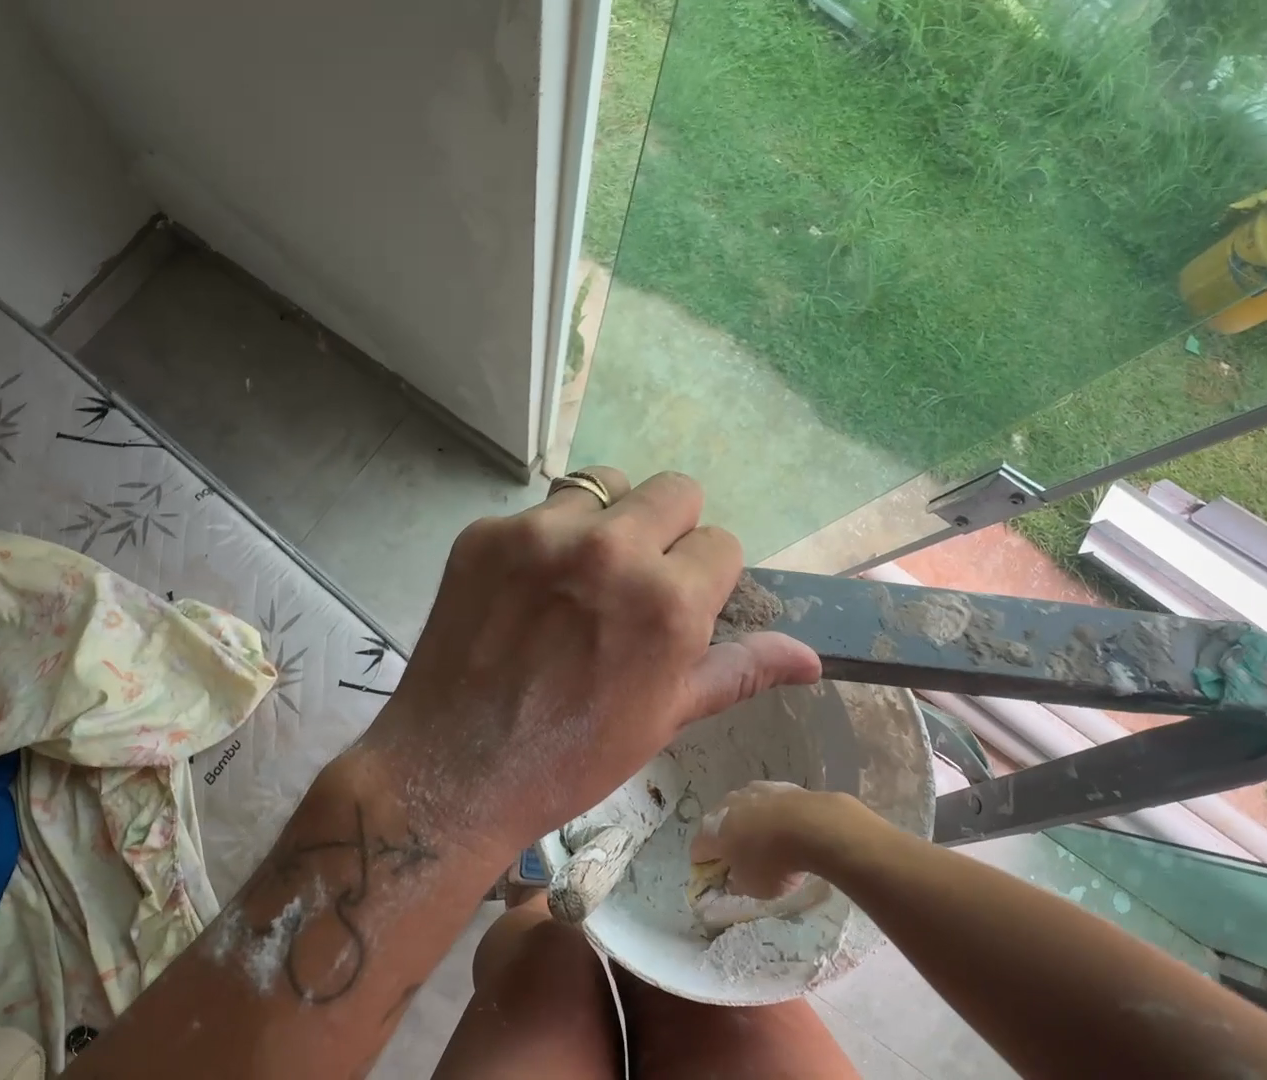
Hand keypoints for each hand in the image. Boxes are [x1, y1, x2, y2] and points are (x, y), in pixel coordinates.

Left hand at [360, 468, 820, 858]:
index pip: (721, 544)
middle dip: (670, 530)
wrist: (454, 772)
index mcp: (668, 601)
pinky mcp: (486, 533)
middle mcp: (610, 550)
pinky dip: (548, 538)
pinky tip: (530, 589)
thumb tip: (812, 656)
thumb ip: (740, 670)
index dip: (707, 577)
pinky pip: (540, 510)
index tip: (680, 606)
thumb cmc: (572, 757)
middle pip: (674, 489)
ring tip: (584, 575)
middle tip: (639, 580)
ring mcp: (540, 534)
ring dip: (610, 521)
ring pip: (605, 486)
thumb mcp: (666, 717)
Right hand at [691, 781, 861, 897]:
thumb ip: (737, 884)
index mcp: (712, 831)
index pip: (697, 850)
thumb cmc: (774, 863)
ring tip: (769, 844)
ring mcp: (751, 790)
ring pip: (743, 810)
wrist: (812, 826)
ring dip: (749, 825)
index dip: (705, 866)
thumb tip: (732, 880)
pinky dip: (771, 816)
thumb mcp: (754, 888)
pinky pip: (767, 804)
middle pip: (718, 826)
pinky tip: (787, 829)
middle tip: (743, 862)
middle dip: (727, 843)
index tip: (719, 879)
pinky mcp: (776, 785)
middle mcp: (725, 805)